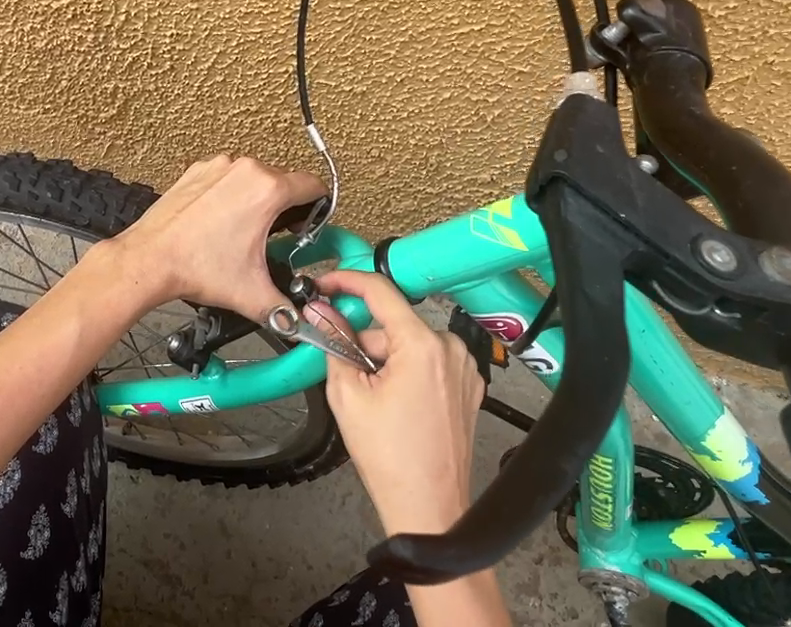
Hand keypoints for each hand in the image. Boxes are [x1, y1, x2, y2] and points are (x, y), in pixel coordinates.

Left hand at [88, 155, 325, 319]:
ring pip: (254, 178)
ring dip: (256, 200)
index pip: (312, 185)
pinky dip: (230, 194)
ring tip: (244, 232)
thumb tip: (301, 322)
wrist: (150, 259)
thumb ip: (287, 310)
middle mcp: (245, 170)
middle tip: (276, 236)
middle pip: (283, 182)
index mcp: (267, 190)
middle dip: (285, 208)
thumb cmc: (194, 266)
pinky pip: (227, 178)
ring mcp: (219, 167)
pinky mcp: (198, 171)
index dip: (319, 205)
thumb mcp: (253, 294)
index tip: (313, 220)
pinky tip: (221, 222)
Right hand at [319, 271, 484, 535]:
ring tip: (371, 398)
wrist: (429, 508)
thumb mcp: (347, 393)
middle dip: (362, 340)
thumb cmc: (391, 458)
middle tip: (341, 367)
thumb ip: (334, 341)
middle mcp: (450, 348)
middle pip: (392, 323)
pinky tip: (393, 401)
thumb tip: (322, 311)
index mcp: (422, 344)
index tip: (324, 283)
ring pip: (408, 342)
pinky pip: (427, 360)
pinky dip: (405, 369)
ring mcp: (464, 367)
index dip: (345, 281)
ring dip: (383, 357)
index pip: (379, 290)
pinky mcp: (468, 385)